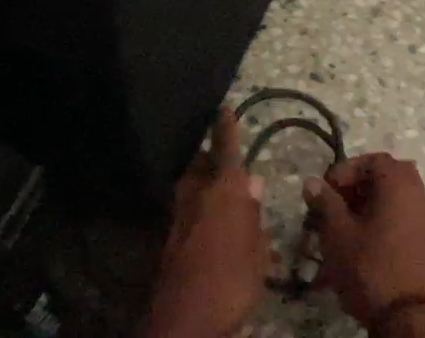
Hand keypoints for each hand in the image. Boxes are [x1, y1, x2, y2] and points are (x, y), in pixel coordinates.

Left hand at [139, 109, 271, 337]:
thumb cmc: (232, 279)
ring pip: (189, 186)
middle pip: (201, 164)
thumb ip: (254, 214)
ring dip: (201, 182)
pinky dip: (195, 207)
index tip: (224, 108)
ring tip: (216, 187)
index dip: (226, 127)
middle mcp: (196, 194)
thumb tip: (253, 182)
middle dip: (211, 158)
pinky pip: (184, 209)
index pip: (225, 148)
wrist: (184, 320)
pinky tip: (205, 220)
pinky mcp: (167, 239)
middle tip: (225, 158)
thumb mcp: (258, 251)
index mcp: (224, 189)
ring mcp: (177, 216)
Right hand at [303, 153, 424, 327]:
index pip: (372, 160)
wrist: (408, 316)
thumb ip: (324, 202)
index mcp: (399, 182)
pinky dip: (376, 225)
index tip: (327, 190)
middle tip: (335, 206)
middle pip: (383, 179)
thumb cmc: (370, 265)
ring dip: (364, 209)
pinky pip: (397, 221)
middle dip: (355, 189)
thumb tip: (312, 181)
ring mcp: (423, 220)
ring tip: (340, 230)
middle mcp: (416, 194)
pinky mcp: (422, 243)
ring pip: (389, 202)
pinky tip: (355, 248)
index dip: (346, 170)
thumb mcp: (338, 232)